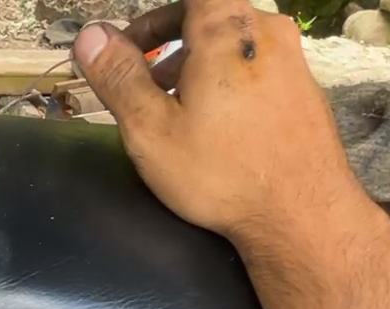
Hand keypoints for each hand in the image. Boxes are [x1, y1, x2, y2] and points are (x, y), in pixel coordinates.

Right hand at [72, 0, 384, 256]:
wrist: (295, 208)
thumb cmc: (217, 170)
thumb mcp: (151, 129)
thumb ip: (119, 79)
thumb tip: (90, 35)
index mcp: (225, 28)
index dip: (157, 15)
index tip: (130, 42)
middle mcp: (265, 28)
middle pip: (210, 11)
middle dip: (166, 36)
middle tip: (135, 76)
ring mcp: (289, 55)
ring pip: (230, 41)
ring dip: (192, 62)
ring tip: (166, 107)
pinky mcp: (299, 86)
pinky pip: (250, 64)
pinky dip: (219, 79)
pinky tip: (206, 124)